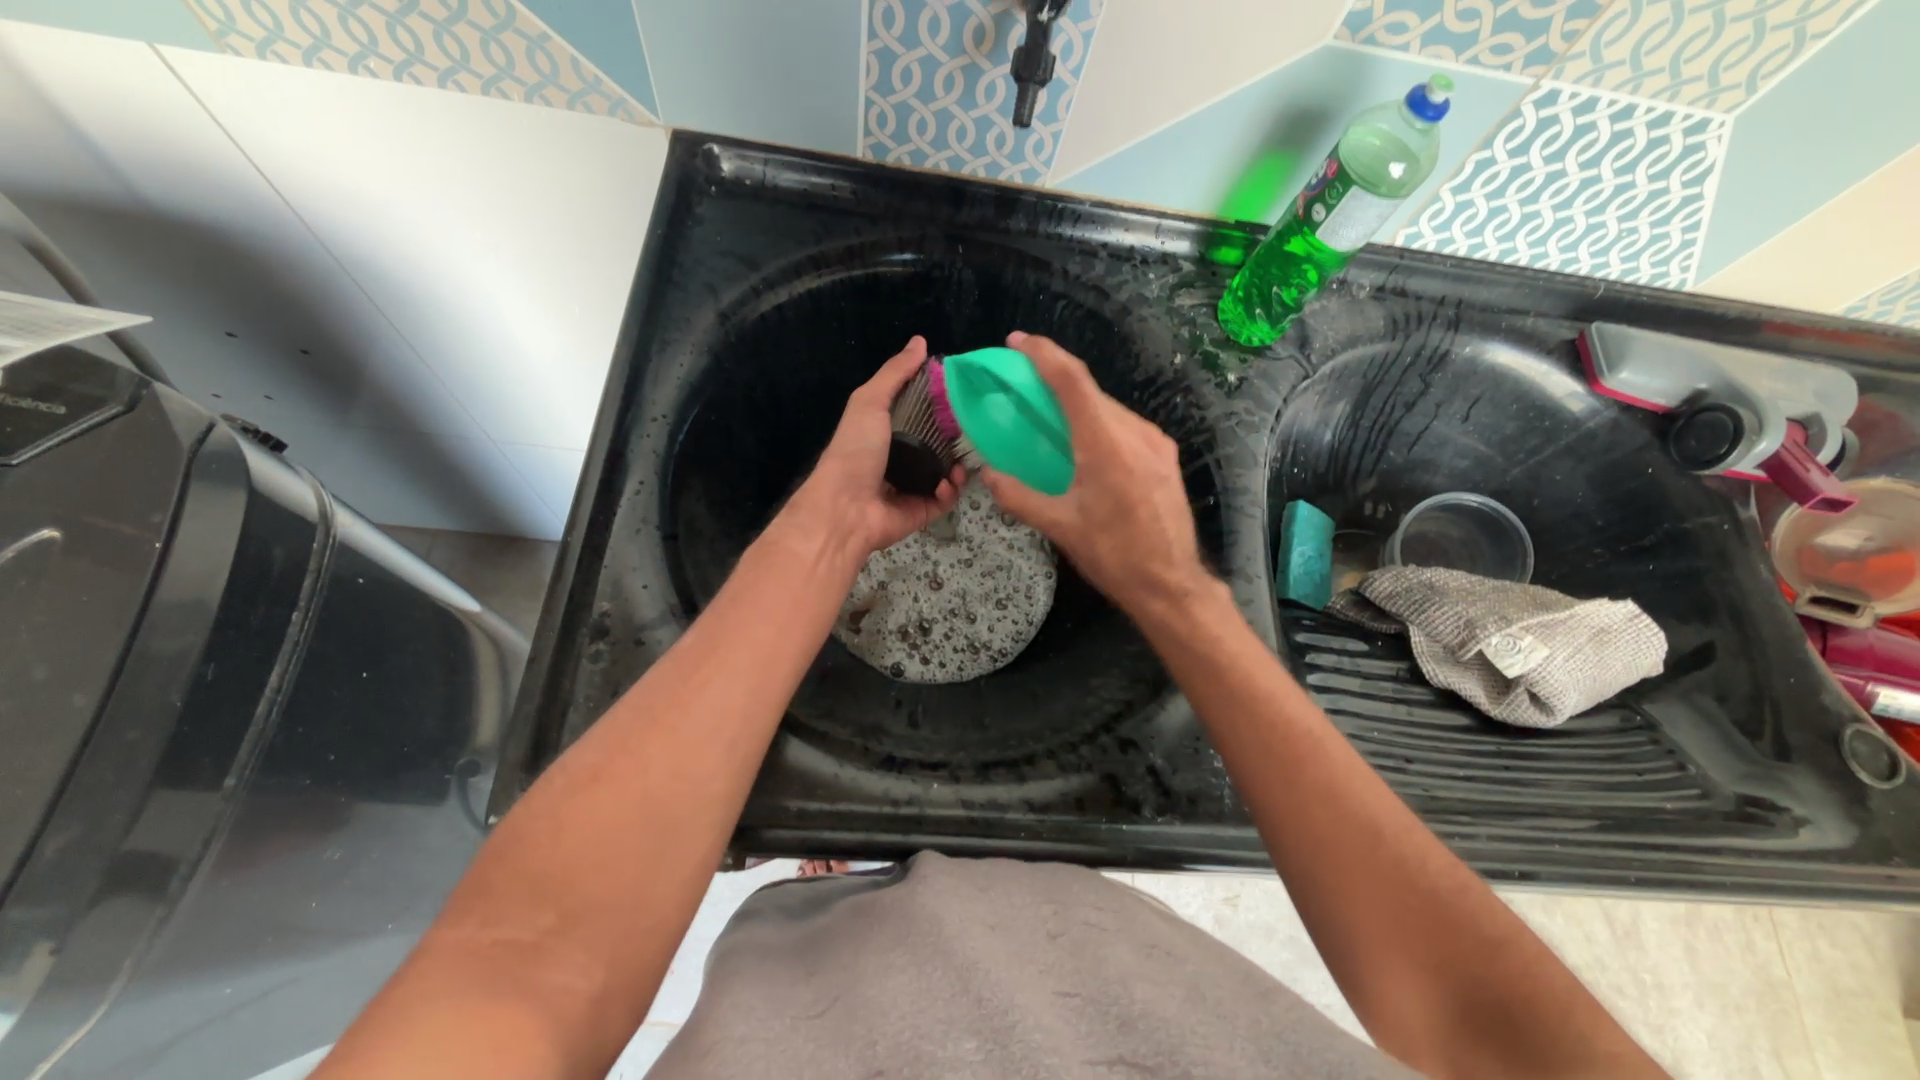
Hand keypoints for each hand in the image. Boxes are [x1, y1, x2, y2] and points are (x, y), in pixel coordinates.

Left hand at [781, 335, 963, 564]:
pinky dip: (951, 490)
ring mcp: (912, 485)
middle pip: (939, 442)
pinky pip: (946, 498)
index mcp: (887, 431)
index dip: (941, 403)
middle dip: (958, 437)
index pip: (921, 413)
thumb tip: (920, 342)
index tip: (963, 394)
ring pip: (947, 471)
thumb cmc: (855, 450)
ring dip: (958, 465)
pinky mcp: (922, 510)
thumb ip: (895, 373)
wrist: (845, 508)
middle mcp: (901, 457)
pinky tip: (947, 483)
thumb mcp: (871, 401)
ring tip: (961, 462)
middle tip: (975, 429)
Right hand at [980, 332, 1212, 619]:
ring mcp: (1156, 443)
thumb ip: (1018, 496)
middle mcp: (1135, 433)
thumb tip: (988, 475)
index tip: (1017, 342)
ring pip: (1109, 407)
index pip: (1072, 381)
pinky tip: (1084, 442)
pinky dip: (1098, 422)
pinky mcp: (1165, 456)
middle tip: (1023, 380)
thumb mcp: (1059, 527)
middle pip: (1090, 391)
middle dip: (1055, 378)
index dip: (1043, 354)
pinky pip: (1126, 426)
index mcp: (1105, 445)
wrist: (1170, 584)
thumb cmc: (1113, 556)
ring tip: (1049, 413)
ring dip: (1078, 402)